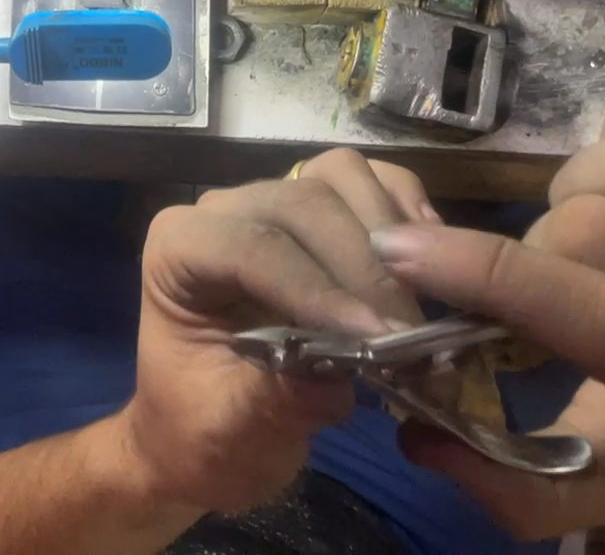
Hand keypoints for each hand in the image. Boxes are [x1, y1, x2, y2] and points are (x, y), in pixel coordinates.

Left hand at [120, 150, 440, 512]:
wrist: (202, 428)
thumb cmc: (202, 427)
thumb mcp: (229, 429)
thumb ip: (275, 397)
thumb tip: (339, 372)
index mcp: (176, 250)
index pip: (248, 247)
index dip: (315, 289)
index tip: (377, 341)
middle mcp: (218, 209)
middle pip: (302, 203)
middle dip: (362, 269)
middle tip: (411, 340)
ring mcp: (265, 198)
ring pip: (336, 175)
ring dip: (387, 232)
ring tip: (415, 306)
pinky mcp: (306, 205)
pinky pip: (360, 178)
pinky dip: (399, 202)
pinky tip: (428, 254)